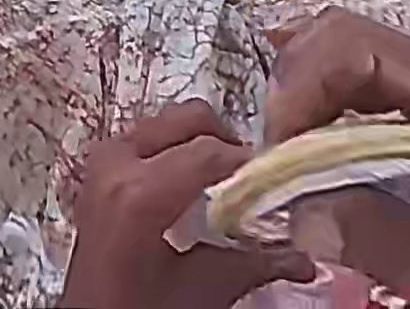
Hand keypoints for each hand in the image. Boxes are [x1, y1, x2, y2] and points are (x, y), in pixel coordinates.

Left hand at [61, 100, 315, 308]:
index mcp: (138, 192)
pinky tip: (194, 182)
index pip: (209, 151)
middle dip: (225, 139)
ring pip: (171, 120)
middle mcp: (118, 159)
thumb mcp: (201, 291)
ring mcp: (107, 154)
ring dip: (202, 141)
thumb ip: (253, 264)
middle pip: (189, 118)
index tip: (274, 175)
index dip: (247, 161)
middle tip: (248, 173)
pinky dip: (179, 147)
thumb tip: (305, 260)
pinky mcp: (103, 158)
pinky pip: (152, 132)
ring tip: (224, 178)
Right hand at [265, 10, 409, 308]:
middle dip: (298, 82)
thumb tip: (291, 205)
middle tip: (271, 152)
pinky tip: (307, 134)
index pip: (369, 46)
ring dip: (306, 92)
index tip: (275, 142)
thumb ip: (390, 241)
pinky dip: (325, 104)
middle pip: (352, 38)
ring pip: (352, 54)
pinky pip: (366, 84)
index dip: (307, 78)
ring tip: (283, 149)